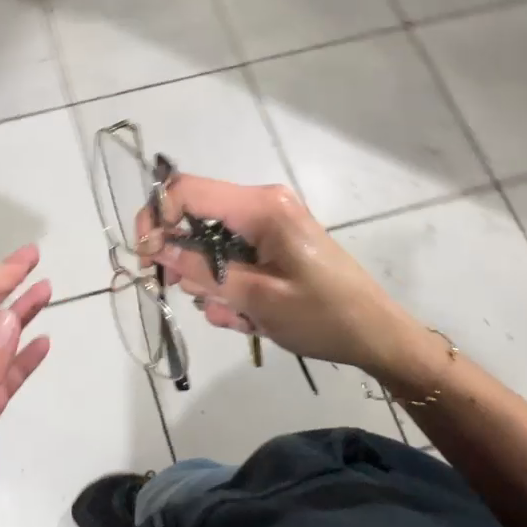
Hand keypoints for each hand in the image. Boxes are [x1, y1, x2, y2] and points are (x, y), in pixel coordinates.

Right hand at [148, 176, 426, 377]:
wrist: (378, 336)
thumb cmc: (323, 316)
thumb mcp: (257, 300)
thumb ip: (202, 272)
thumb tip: (154, 249)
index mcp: (261, 206)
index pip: (186, 190)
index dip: (157, 218)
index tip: (147, 260)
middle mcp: (261, 202)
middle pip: (194, 214)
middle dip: (183, 257)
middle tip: (192, 297)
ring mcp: (267, 220)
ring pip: (209, 240)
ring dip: (209, 280)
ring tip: (234, 316)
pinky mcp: (272, 239)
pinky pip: (230, 254)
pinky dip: (228, 284)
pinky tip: (247, 316)